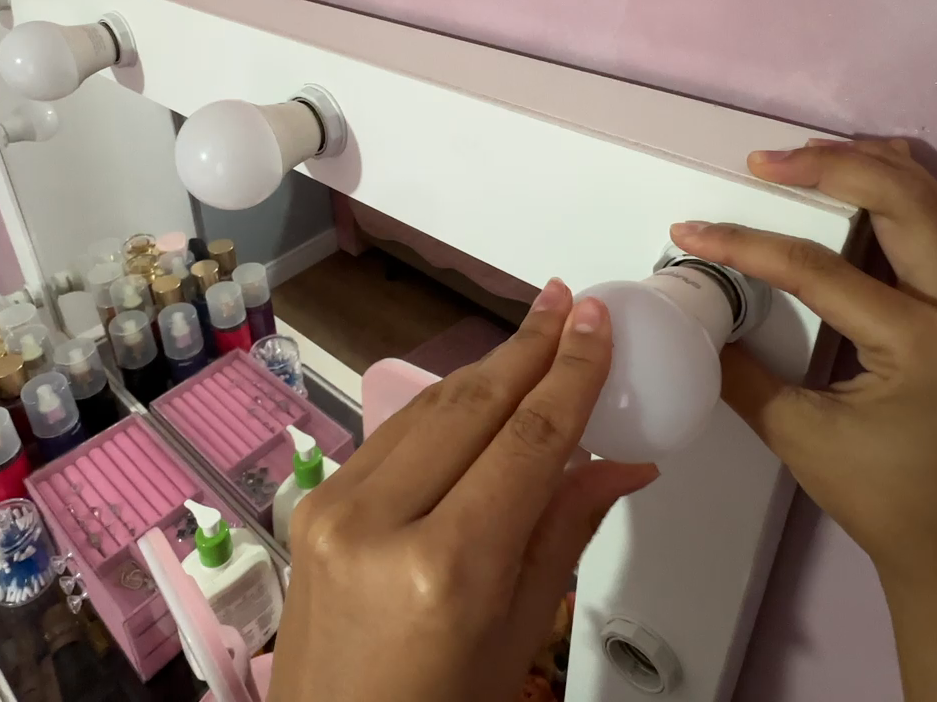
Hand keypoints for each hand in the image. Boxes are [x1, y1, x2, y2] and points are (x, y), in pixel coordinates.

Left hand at [269, 281, 659, 701]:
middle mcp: (378, 521)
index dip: (569, 373)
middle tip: (567, 300)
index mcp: (444, 569)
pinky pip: (394, 432)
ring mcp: (334, 504)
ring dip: (487, 366)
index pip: (526, 443)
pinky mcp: (314, 500)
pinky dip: (445, 403)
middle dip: (527, 345)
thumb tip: (621, 460)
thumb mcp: (517, 635)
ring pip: (429, 407)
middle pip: (471, 406)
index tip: (595, 321)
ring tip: (535, 332)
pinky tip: (480, 386)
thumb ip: (563, 531)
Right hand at [671, 138, 936, 579]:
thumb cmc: (877, 493)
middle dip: (830, 168)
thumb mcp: (794, 432)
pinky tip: (859, 176)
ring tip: (805, 154)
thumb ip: (738, 369)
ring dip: (869, 166)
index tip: (689, 231)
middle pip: (904, 202)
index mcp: (920, 342)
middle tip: (764, 162)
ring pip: (933, 200)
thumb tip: (695, 320)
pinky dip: (897, 187)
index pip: (818, 268)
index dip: (745, 244)